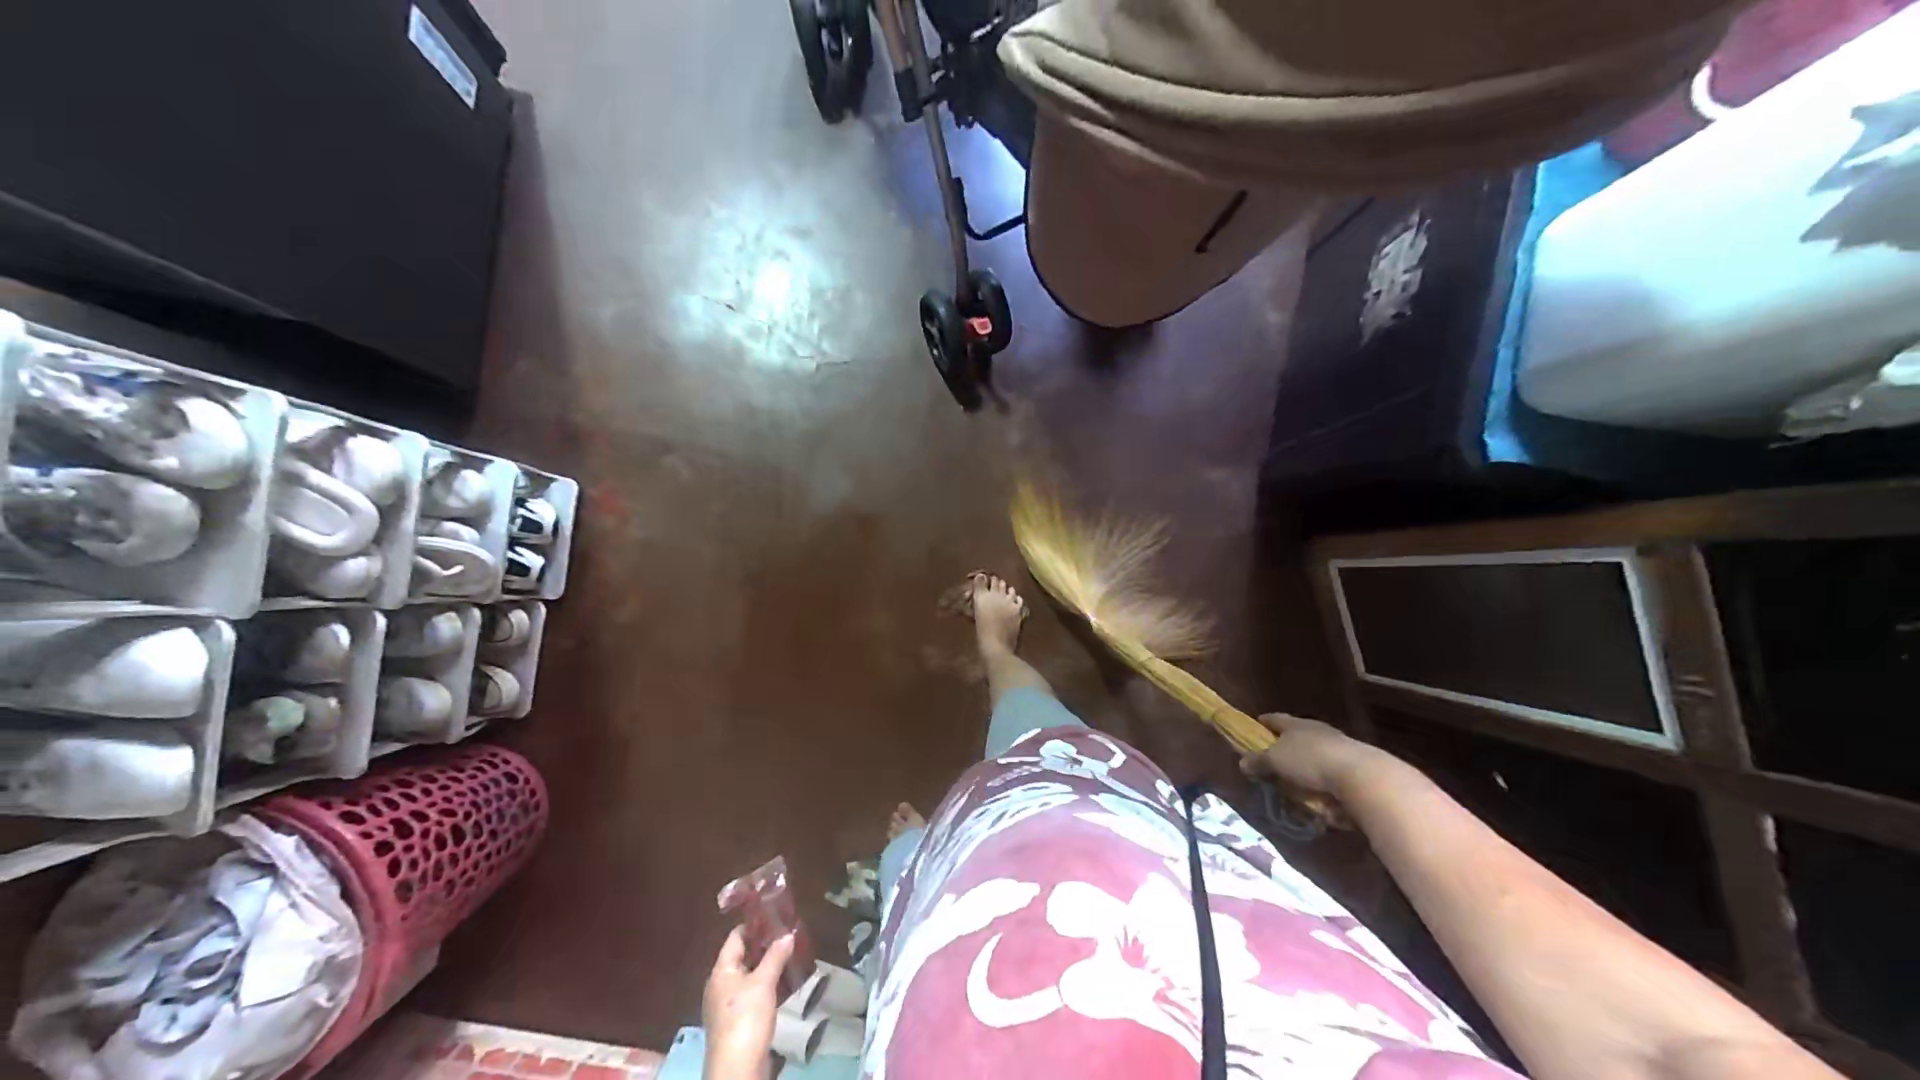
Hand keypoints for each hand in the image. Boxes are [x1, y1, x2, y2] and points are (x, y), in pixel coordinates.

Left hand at [702, 926, 794, 1079]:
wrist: (737, 1068)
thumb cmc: (746, 1017)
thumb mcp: (763, 982)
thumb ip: (775, 956)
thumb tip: (788, 933)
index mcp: (721, 971)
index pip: (735, 938)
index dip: (754, 924)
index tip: (775, 914)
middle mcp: (721, 985)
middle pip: (743, 957)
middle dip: (765, 945)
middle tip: (789, 933)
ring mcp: (729, 1005)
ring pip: (751, 976)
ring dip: (769, 966)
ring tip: (792, 954)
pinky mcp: (740, 1022)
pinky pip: (755, 994)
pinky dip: (769, 986)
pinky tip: (786, 983)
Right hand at [1239, 713, 1386, 798]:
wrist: (1361, 776)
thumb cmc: (1309, 761)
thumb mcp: (1275, 762)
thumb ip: (1258, 761)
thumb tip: (1242, 763)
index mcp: (1296, 724)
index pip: (1275, 718)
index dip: (1264, 722)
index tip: (1255, 725)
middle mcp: (1317, 730)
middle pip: (1297, 733)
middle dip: (1285, 743)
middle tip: (1274, 756)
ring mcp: (1338, 746)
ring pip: (1315, 751)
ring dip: (1306, 762)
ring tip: (1296, 778)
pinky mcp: (1354, 765)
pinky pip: (1330, 769)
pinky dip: (1322, 777)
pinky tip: (1318, 790)